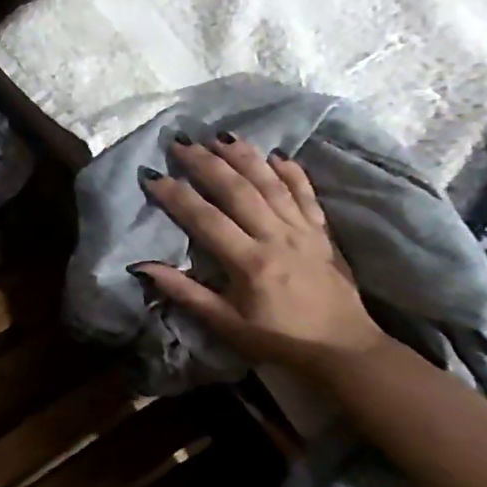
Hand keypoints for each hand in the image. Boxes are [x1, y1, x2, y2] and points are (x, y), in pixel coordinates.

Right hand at [130, 133, 389, 374]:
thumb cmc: (277, 340)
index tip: (152, 176)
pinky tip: (275, 155)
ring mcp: (304, 231)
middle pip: (238, 190)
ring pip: (271, 184)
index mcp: (250, 262)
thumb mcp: (225, 324)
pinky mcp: (323, 233)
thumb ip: (185, 293)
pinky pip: (306, 194)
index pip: (205, 218)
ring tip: (219, 136)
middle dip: (206, 163)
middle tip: (181, 143)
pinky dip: (291, 172)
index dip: (176, 195)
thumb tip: (142, 268)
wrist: (343, 350)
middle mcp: (277, 238)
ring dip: (244, 157)